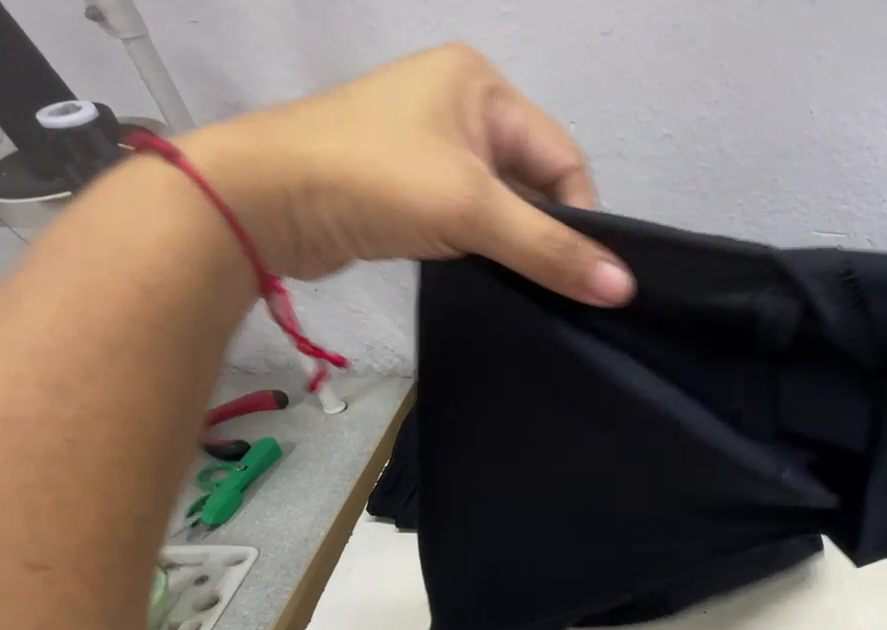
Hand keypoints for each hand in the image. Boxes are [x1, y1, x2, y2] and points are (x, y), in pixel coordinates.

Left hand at [175, 44, 634, 304]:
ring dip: (512, 240)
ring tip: (507, 272)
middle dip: (542, 230)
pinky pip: (472, 213)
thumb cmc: (373, 182)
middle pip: (536, 180)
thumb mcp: (472, 211)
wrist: (262, 202)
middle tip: (544, 277)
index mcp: (482, 84)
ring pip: (505, 202)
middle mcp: (462, 104)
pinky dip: (483, 243)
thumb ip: (551, 250)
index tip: (578, 270)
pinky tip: (479, 267)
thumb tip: (624, 287)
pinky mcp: (412, 181)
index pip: (563, 158)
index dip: (578, 217)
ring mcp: (433, 142)